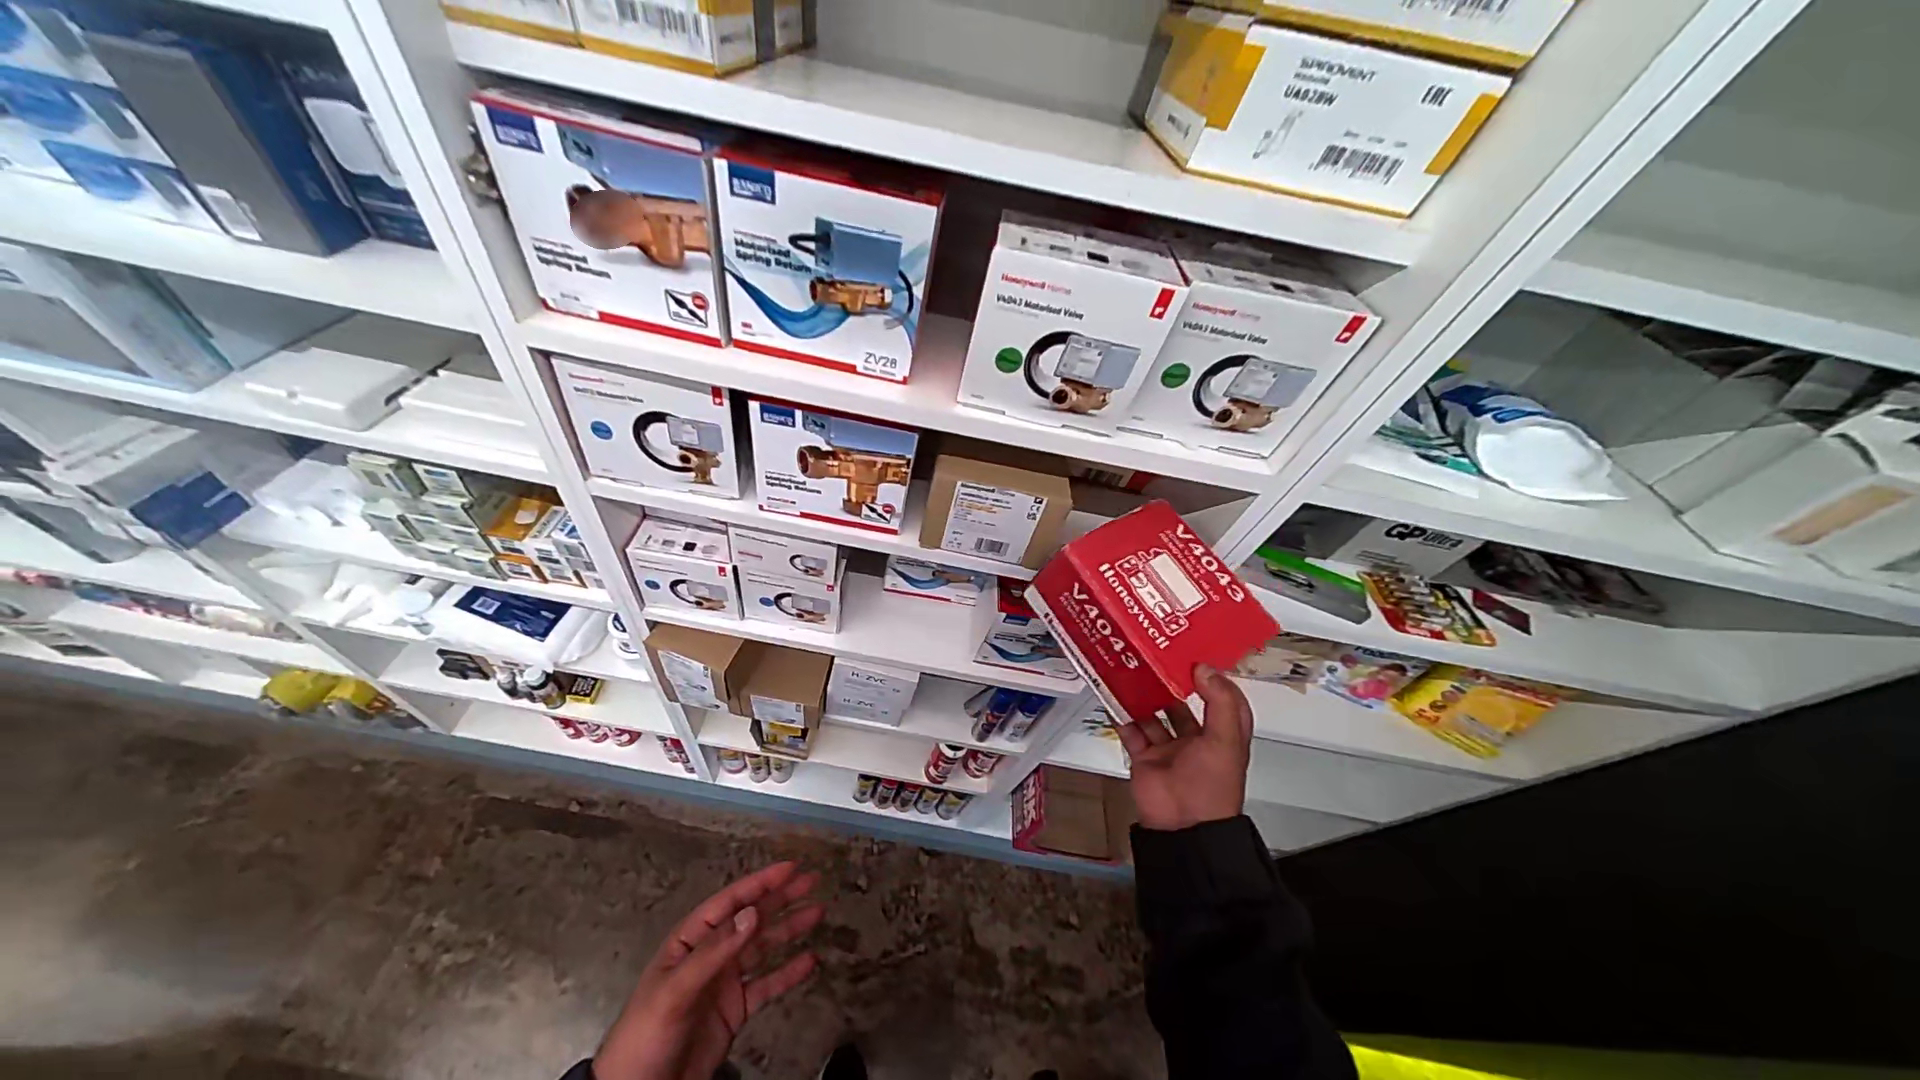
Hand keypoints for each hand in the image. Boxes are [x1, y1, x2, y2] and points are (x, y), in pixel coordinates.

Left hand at [594, 861, 824, 1079]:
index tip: (791, 868)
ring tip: (818, 912)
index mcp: (690, 941)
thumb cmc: (647, 1035)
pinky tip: (809, 962)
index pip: (730, 903)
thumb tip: (753, 912)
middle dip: (780, 898)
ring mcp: (724, 982)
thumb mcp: (675, 991)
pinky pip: (767, 985)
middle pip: (751, 919)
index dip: (760, 883)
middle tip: (812, 880)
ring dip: (789, 929)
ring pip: (763, 947)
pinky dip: (788, 973)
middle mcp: (711, 954)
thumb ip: (714, 951)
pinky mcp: (734, 1010)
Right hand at [1116, 663, 1252, 831]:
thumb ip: (1219, 701)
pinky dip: (1122, 716)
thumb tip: (1205, 669)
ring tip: (1133, 674)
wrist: (1182, 825)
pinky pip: (1131, 732)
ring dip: (1144, 697)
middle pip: (1182, 704)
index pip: (1222, 700)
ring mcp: (1168, 749)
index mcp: (1222, 736)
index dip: (1213, 680)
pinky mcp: (1145, 758)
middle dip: (1169, 684)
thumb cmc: (1212, 787)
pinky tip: (1115, 698)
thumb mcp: (1226, 740)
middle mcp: (1195, 741)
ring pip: (1153, 715)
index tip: (1196, 659)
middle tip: (1155, 659)